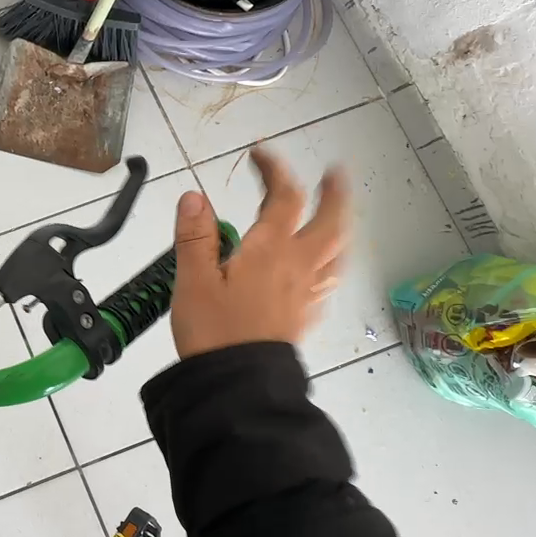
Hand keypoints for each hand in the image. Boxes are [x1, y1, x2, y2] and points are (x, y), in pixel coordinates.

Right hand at [169, 147, 349, 358]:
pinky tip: (317, 266)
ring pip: (338, 250)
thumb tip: (194, 196)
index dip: (274, 171)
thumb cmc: (214, 329)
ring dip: (341, 224)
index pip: (283, 198)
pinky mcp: (305, 314)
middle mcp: (298, 266)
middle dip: (335, 193)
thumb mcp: (194, 279)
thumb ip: (196, 236)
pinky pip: (329, 277)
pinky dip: (329, 259)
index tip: (260, 154)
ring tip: (335, 214)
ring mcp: (307, 291)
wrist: (240, 382)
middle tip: (334, 172)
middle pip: (331, 222)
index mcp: (270, 250)